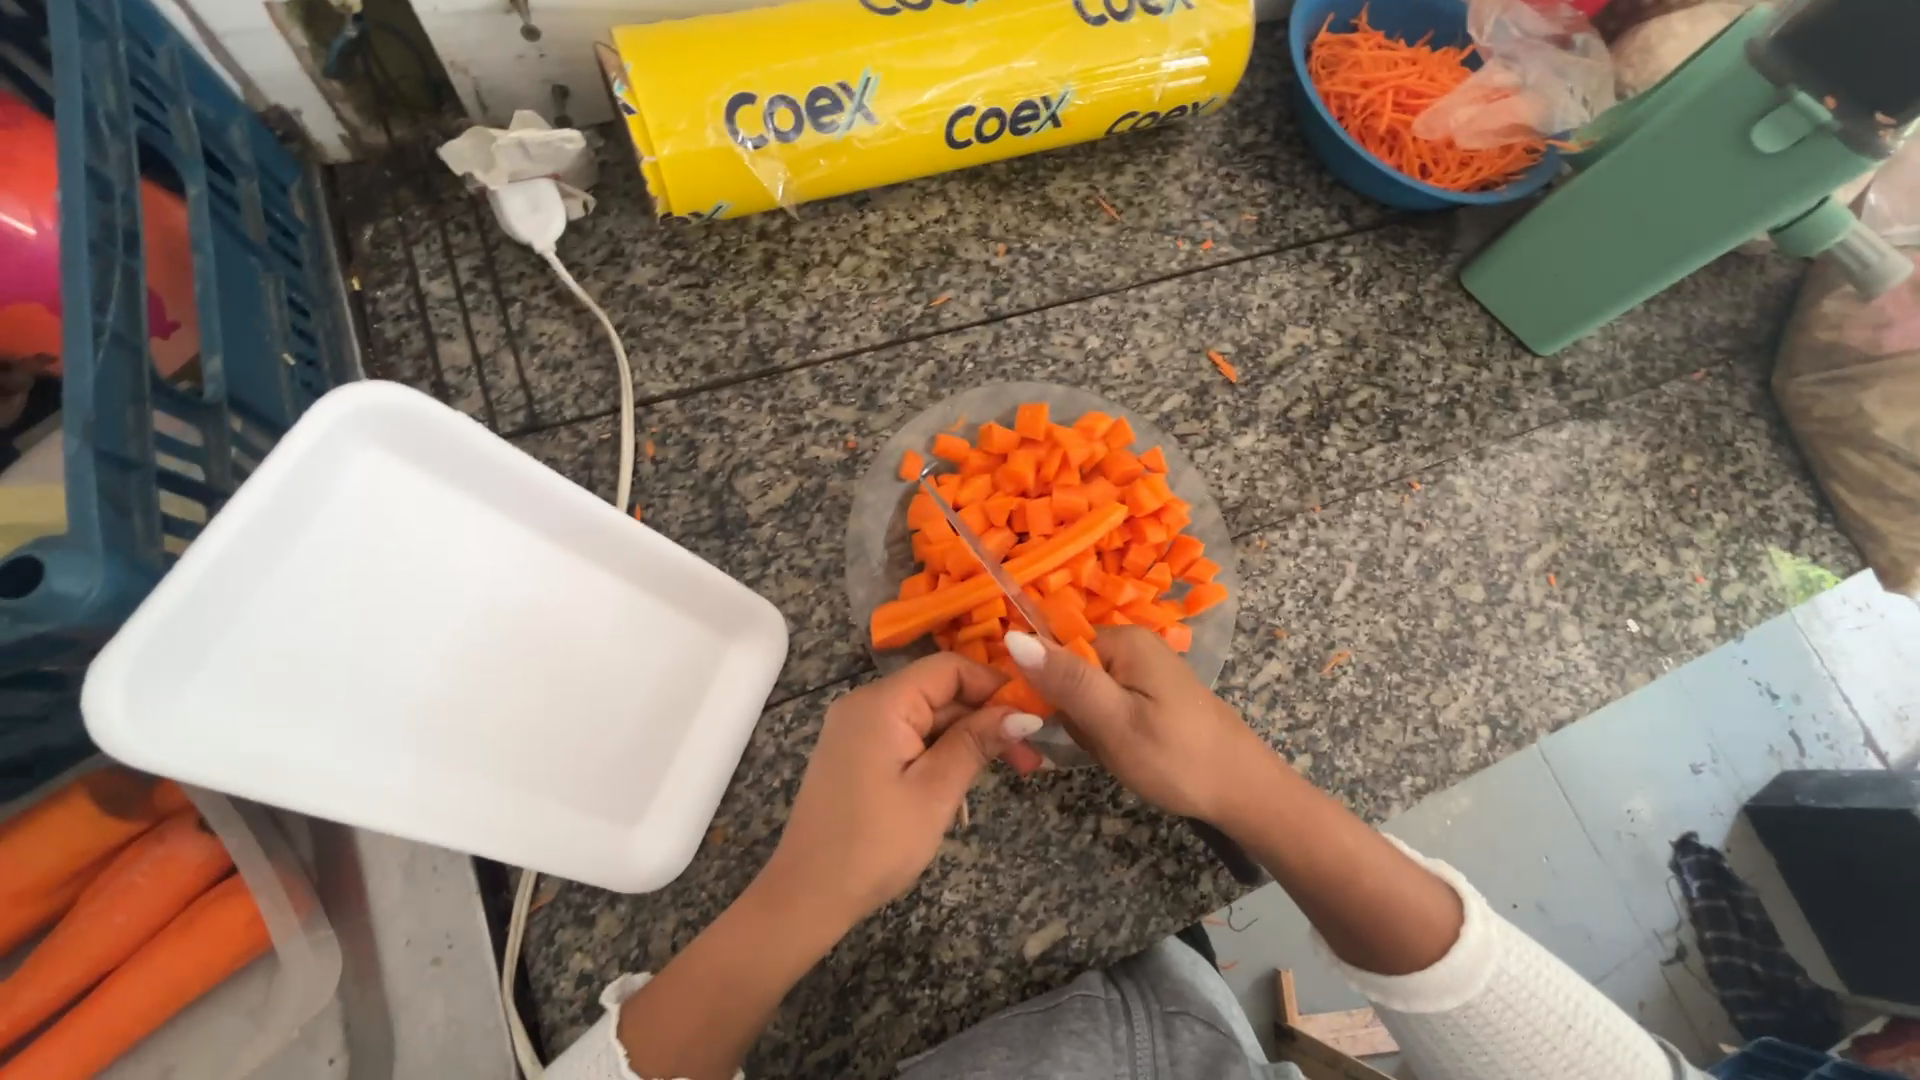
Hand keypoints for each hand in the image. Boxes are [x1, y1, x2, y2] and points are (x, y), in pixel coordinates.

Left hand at [761, 654, 1045, 929]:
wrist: (807, 896)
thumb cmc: (874, 845)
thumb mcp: (934, 792)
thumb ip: (976, 743)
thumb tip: (1023, 713)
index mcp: (881, 702)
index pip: (949, 668)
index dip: (994, 685)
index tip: (1033, 714)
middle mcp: (866, 704)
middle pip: (940, 692)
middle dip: (987, 719)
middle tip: (1031, 757)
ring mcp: (858, 729)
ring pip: (928, 717)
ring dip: (968, 739)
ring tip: (1013, 769)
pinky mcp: (858, 753)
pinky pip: (909, 737)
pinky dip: (940, 753)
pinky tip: (966, 783)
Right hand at [1005, 627, 1270, 823]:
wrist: (1244, 792)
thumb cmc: (1177, 758)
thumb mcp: (1114, 722)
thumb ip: (1065, 679)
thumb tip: (1011, 635)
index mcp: (1123, 640)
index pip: (1052, 649)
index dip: (1043, 687)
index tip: (1050, 724)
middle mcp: (1132, 644)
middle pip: (1066, 671)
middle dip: (1070, 713)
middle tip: (1098, 744)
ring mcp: (1142, 669)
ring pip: (1083, 693)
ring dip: (1088, 727)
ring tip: (1114, 751)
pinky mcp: (1149, 692)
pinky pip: (1106, 705)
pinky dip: (1106, 731)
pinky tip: (1125, 751)